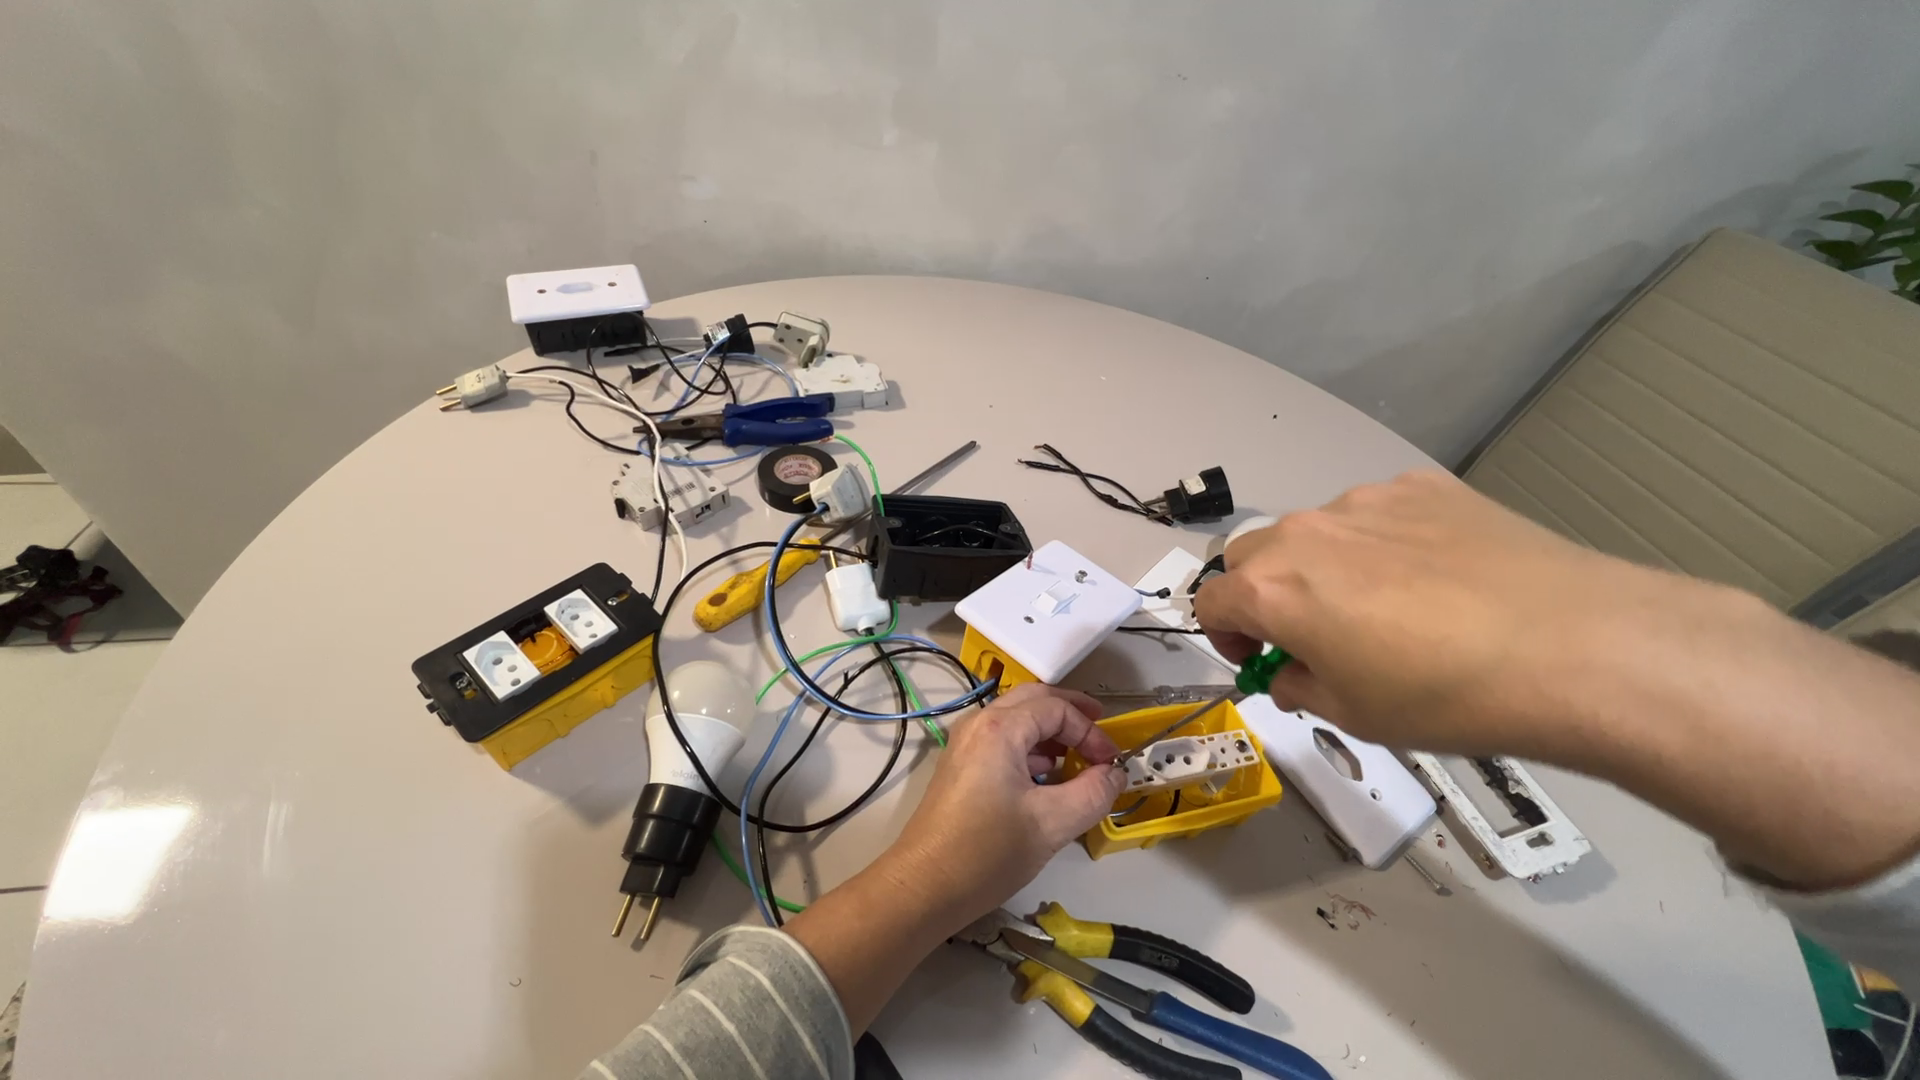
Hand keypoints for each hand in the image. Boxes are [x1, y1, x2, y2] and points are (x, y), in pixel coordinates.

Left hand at [881, 683, 1126, 930]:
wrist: (925, 886)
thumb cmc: (988, 851)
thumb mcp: (1053, 824)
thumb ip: (1093, 793)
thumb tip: (1115, 774)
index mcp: (999, 728)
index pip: (1056, 708)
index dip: (1090, 731)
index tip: (1111, 762)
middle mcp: (978, 724)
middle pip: (1032, 700)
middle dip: (1070, 712)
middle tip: (1100, 727)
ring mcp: (964, 744)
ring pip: (1015, 719)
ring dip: (1049, 730)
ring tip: (1078, 757)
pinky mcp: (959, 767)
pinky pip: (1001, 740)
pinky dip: (1030, 747)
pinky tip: (1047, 778)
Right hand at [1194, 468, 1682, 759]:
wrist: (1575, 648)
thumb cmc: (1446, 696)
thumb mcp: (1353, 714)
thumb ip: (1298, 685)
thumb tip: (1293, 670)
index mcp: (1272, 589)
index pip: (1209, 602)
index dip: (1224, 637)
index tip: (1259, 660)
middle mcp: (1305, 533)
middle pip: (1249, 556)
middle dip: (1260, 594)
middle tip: (1307, 634)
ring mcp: (1365, 501)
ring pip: (1313, 532)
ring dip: (1319, 566)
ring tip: (1383, 604)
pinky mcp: (1422, 487)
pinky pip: (1374, 515)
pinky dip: (1377, 543)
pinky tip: (1431, 576)